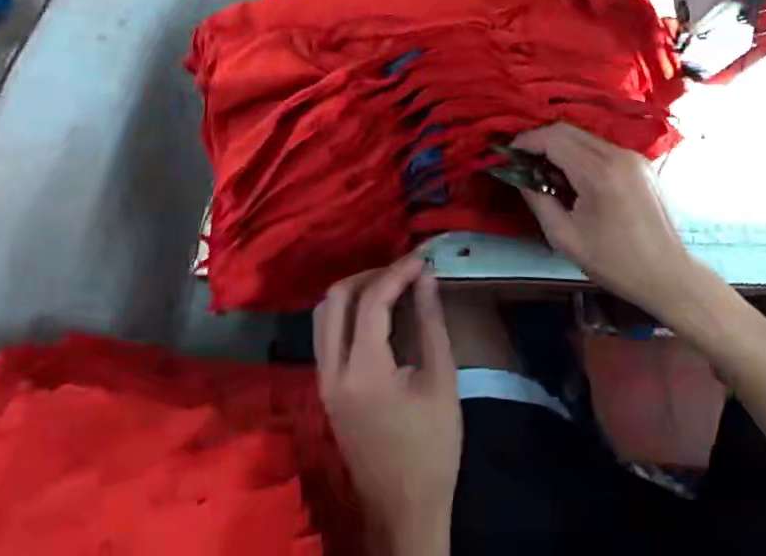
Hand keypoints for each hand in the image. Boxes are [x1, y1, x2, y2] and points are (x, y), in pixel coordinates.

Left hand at [315, 254, 459, 555]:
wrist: (405, 507)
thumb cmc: (433, 445)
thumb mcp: (442, 378)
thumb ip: (431, 321)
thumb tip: (426, 276)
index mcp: (363, 371)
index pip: (371, 300)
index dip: (397, 271)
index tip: (423, 258)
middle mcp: (332, 372)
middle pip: (335, 299)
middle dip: (370, 275)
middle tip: (405, 271)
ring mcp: (323, 383)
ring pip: (323, 315)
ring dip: (354, 292)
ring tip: (392, 286)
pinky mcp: (325, 391)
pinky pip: (326, 335)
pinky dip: (347, 313)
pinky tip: (377, 313)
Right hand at [511, 124, 717, 320]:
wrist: (667, 274)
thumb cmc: (615, 262)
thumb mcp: (565, 237)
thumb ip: (538, 200)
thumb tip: (519, 177)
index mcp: (599, 172)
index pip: (554, 139)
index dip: (527, 141)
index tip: (507, 153)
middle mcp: (618, 155)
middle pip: (569, 131)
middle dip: (541, 141)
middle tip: (521, 160)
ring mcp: (633, 157)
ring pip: (586, 137)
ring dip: (561, 147)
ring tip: (544, 171)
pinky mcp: (641, 164)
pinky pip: (602, 148)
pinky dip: (581, 154)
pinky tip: (573, 177)